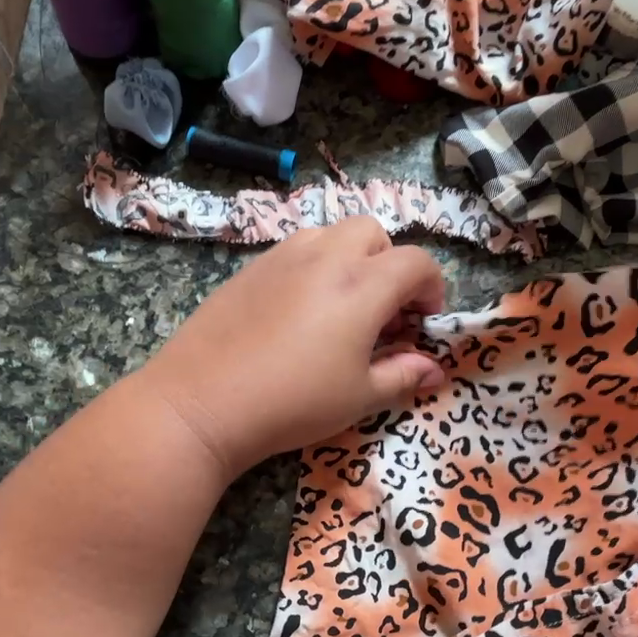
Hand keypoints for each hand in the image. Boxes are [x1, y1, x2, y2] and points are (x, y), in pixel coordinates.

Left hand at [137, 217, 446, 477]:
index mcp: (362, 285)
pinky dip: (312, 268)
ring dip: (349, 259)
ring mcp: (282, 257)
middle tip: (382, 312)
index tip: (423, 322)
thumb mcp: (358, 397)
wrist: (203, 402)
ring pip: (330, 234)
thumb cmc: (293, 403)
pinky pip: (294, 251)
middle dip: (390, 264)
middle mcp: (325, 257)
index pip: (416, 262)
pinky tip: (297, 313)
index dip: (431, 289)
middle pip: (373, 233)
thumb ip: (402, 376)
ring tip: (339, 306)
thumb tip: (434, 370)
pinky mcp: (249, 269)